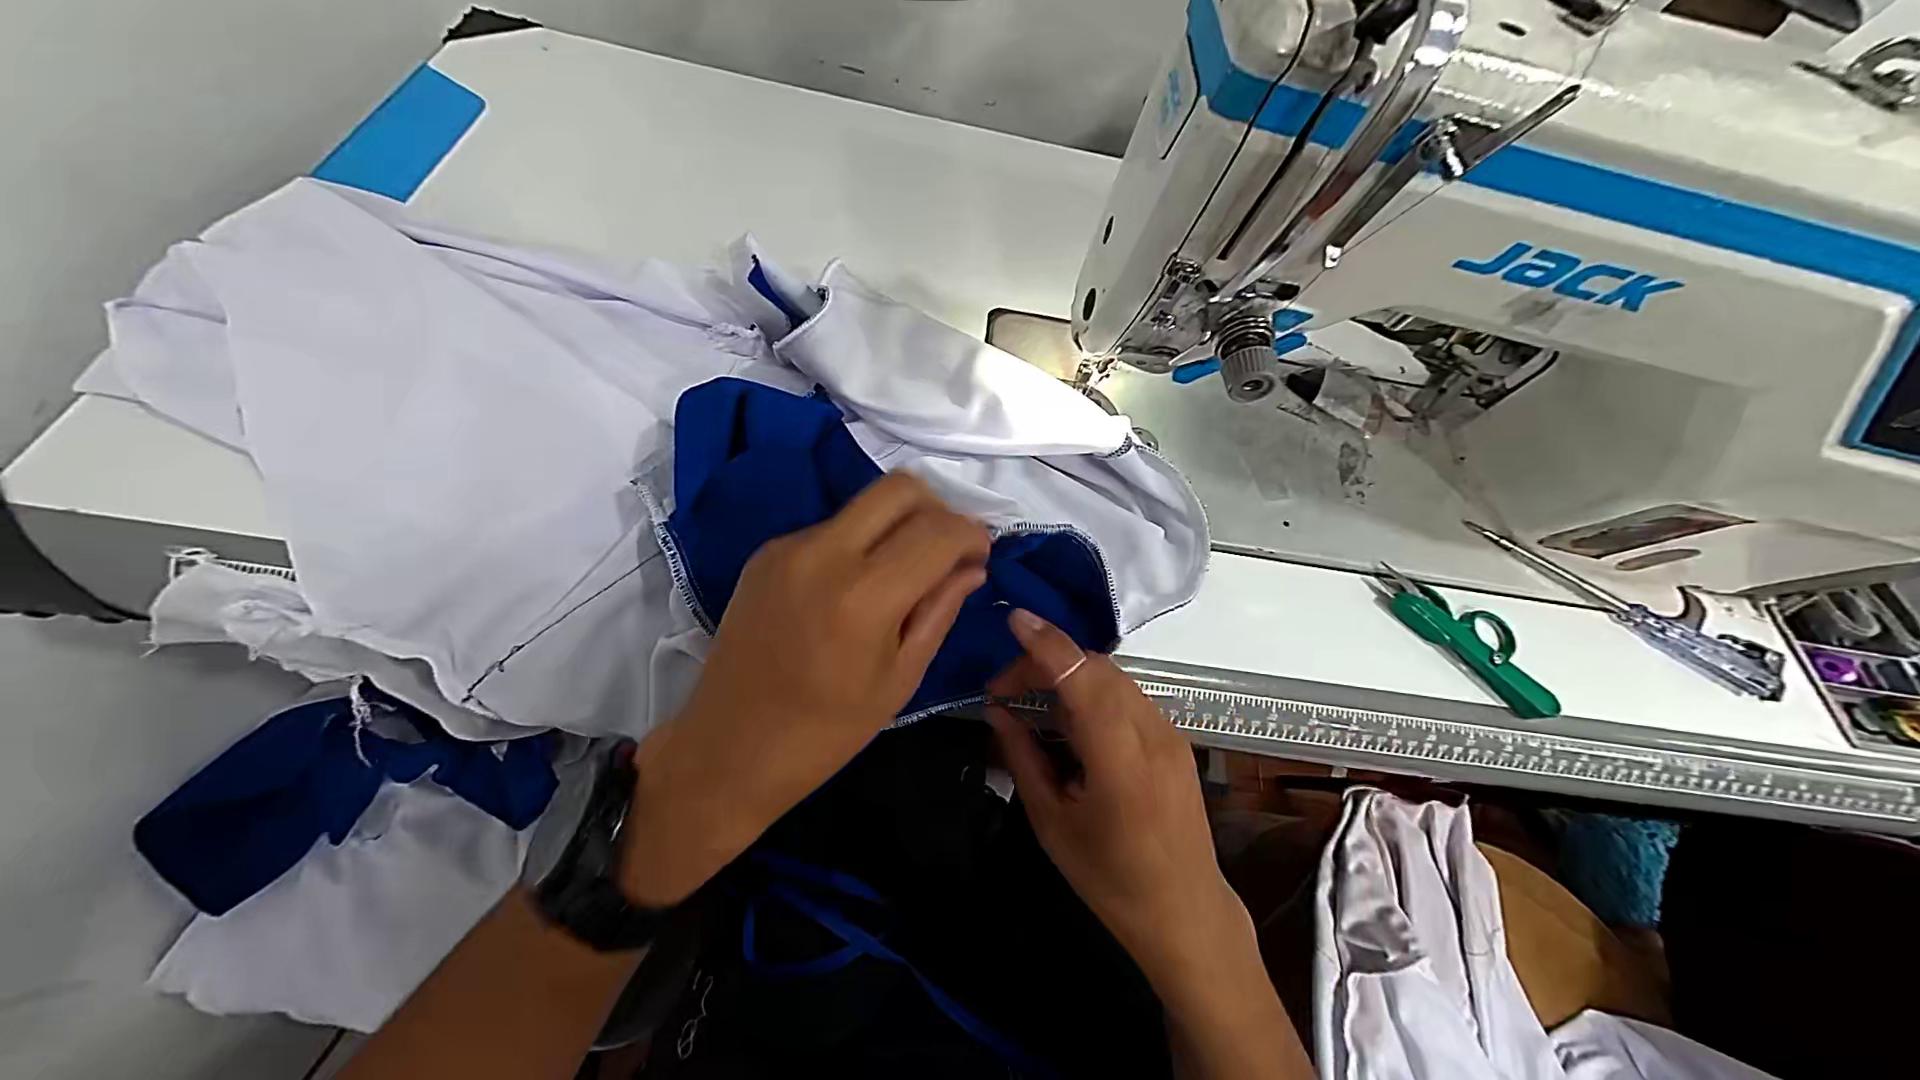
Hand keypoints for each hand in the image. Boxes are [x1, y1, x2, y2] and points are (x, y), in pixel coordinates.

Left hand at [619, 473, 989, 905]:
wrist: (728, 748)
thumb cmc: (825, 731)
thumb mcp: (899, 679)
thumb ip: (939, 611)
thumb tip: (972, 567)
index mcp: (864, 596)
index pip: (938, 530)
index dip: (972, 535)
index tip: (980, 556)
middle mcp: (824, 553)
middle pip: (900, 487)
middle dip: (939, 509)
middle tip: (947, 551)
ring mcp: (788, 547)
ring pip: (865, 505)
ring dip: (898, 525)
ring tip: (904, 573)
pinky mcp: (766, 552)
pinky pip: (832, 527)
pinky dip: (860, 542)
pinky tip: (856, 586)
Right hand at [988, 612, 1311, 1078]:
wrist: (1185, 912)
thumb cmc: (1110, 879)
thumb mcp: (1052, 822)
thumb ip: (1023, 757)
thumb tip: (996, 711)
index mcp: (1121, 763)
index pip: (1084, 681)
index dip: (1048, 645)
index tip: (1015, 619)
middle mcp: (1153, 735)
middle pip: (1097, 668)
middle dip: (1047, 661)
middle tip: (1004, 687)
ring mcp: (1170, 733)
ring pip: (1113, 677)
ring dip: (1069, 673)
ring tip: (1030, 698)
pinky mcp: (1175, 738)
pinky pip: (1126, 696)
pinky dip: (1091, 690)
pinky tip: (1068, 716)